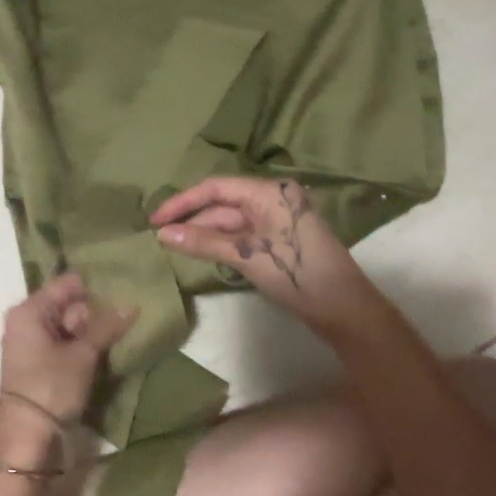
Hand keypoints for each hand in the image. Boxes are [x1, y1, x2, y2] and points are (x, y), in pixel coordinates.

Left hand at [0, 274, 137, 424]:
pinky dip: (82, 349)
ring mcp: (31, 346)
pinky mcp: (39, 367)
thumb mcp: (82, 354)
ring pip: (68, 328)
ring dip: (92, 334)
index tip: (124, 287)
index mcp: (28, 311)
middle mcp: (26, 323)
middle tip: (125, 320)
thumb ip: (106, 327)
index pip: (66, 284)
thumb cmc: (51, 386)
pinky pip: (64, 347)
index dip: (93, 286)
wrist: (28, 436)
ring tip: (121, 335)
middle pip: (67, 306)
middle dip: (94, 313)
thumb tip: (131, 304)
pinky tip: (105, 352)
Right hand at [151, 177, 378, 332]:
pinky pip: (242, 235)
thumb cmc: (296, 274)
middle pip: (222, 204)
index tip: (154, 220)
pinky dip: (220, 244)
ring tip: (172, 248)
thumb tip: (162, 234)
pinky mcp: (279, 241)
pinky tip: (200, 254)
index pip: (215, 187)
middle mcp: (273, 199)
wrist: (342, 307)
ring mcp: (277, 221)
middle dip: (191, 220)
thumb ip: (203, 242)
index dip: (181, 202)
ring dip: (203, 234)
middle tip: (158, 239)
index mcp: (269, 192)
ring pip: (231, 222)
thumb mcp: (246, 256)